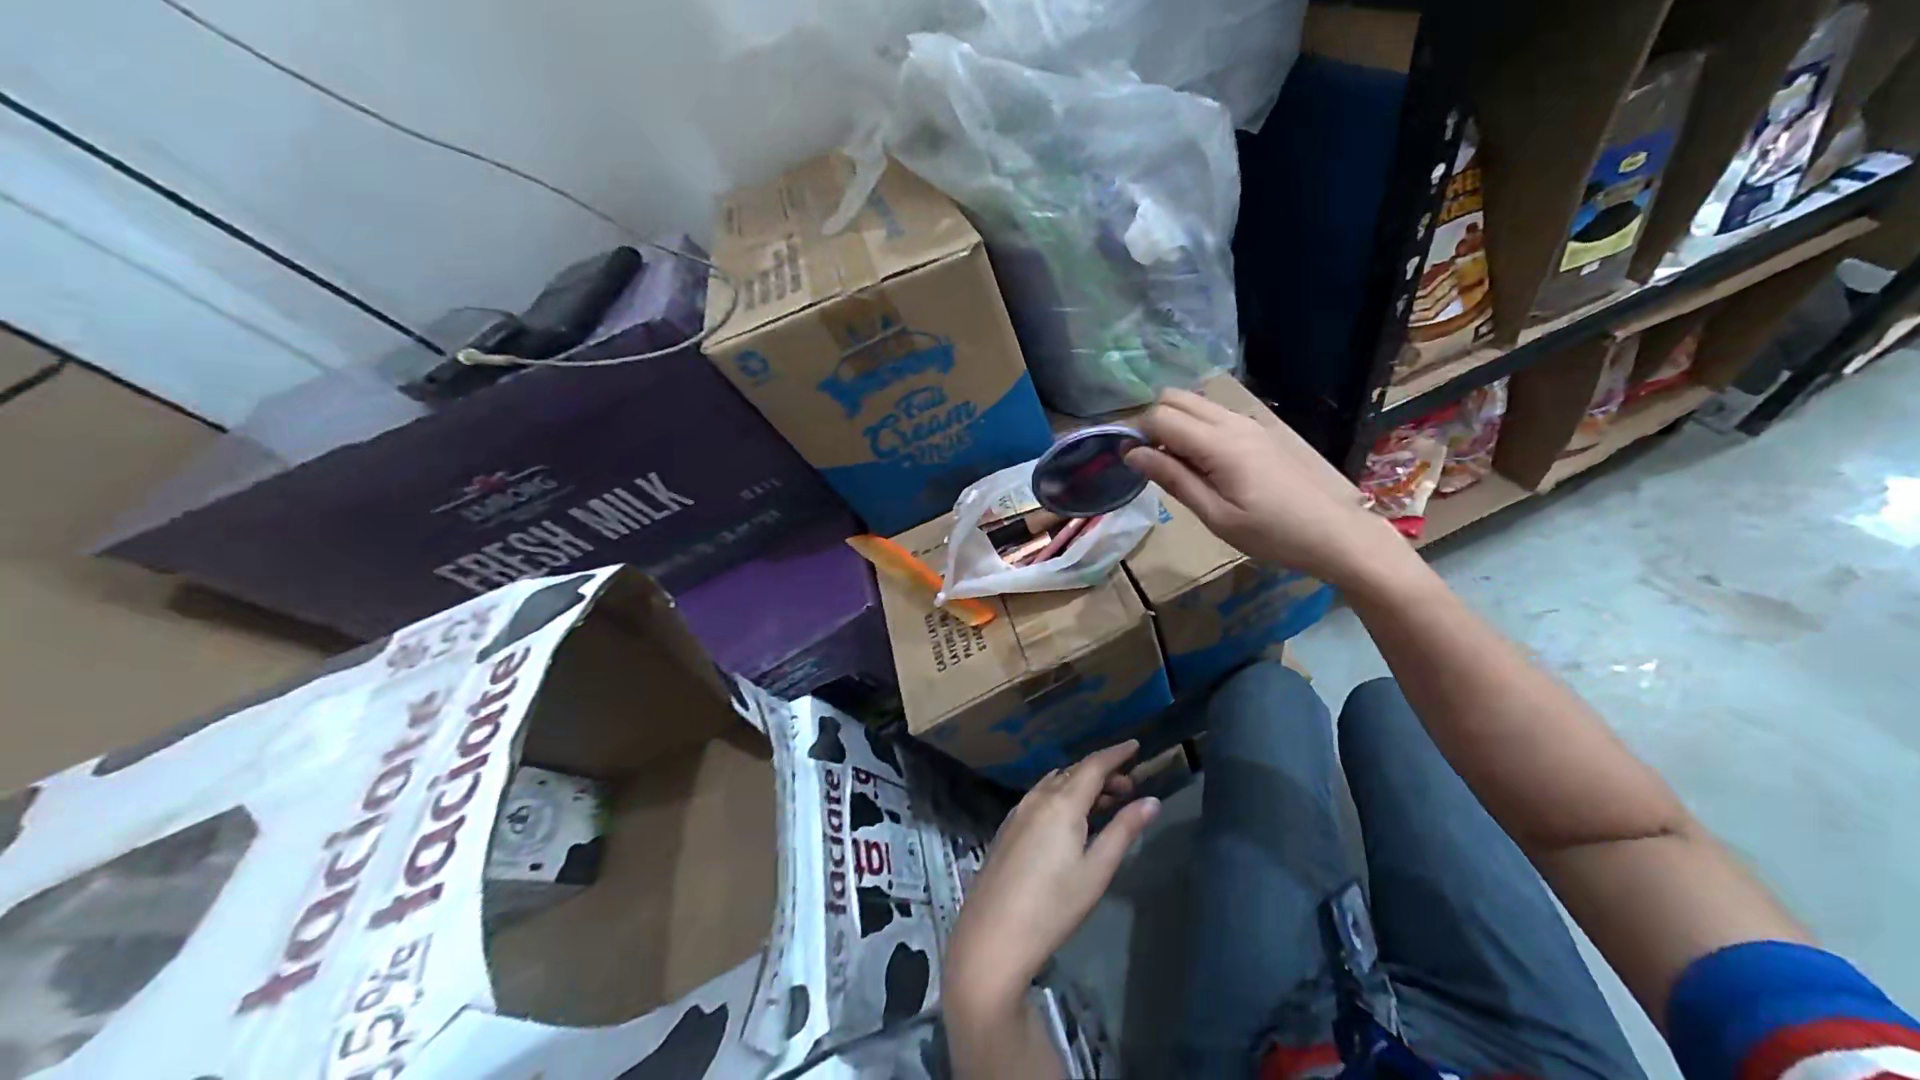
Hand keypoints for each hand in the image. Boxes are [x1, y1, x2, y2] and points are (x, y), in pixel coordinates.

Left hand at [943, 742, 1161, 1017]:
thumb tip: (1151, 801)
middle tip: (1128, 789)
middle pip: (1073, 772)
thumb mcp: (1097, 871)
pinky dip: (1061, 797)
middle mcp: (1036, 798)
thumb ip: (1123, 831)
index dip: (1115, 753)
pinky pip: (1039, 798)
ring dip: (1080, 785)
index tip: (1134, 745)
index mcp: (1061, 803)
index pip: (1093, 765)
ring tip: (1104, 804)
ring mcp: (1017, 812)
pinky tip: (1071, 821)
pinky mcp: (1007, 829)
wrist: (993, 935)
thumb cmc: (1054, 906)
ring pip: (1054, 785)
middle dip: (1102, 773)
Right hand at [1125, 387, 1410, 588]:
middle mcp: (1232, 422)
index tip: (1131, 461)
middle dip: (1152, 421)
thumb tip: (1132, 453)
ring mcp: (1248, 423)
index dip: (1138, 433)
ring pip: (1194, 402)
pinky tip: (1199, 463)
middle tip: (1151, 460)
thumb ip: (1173, 479)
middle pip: (1174, 397)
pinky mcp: (1257, 431)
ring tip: (1174, 465)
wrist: (1333, 532)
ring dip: (1173, 423)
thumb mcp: (1215, 515)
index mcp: (1219, 444)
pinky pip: (1213, 414)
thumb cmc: (1271, 533)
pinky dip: (1193, 427)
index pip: (1160, 416)